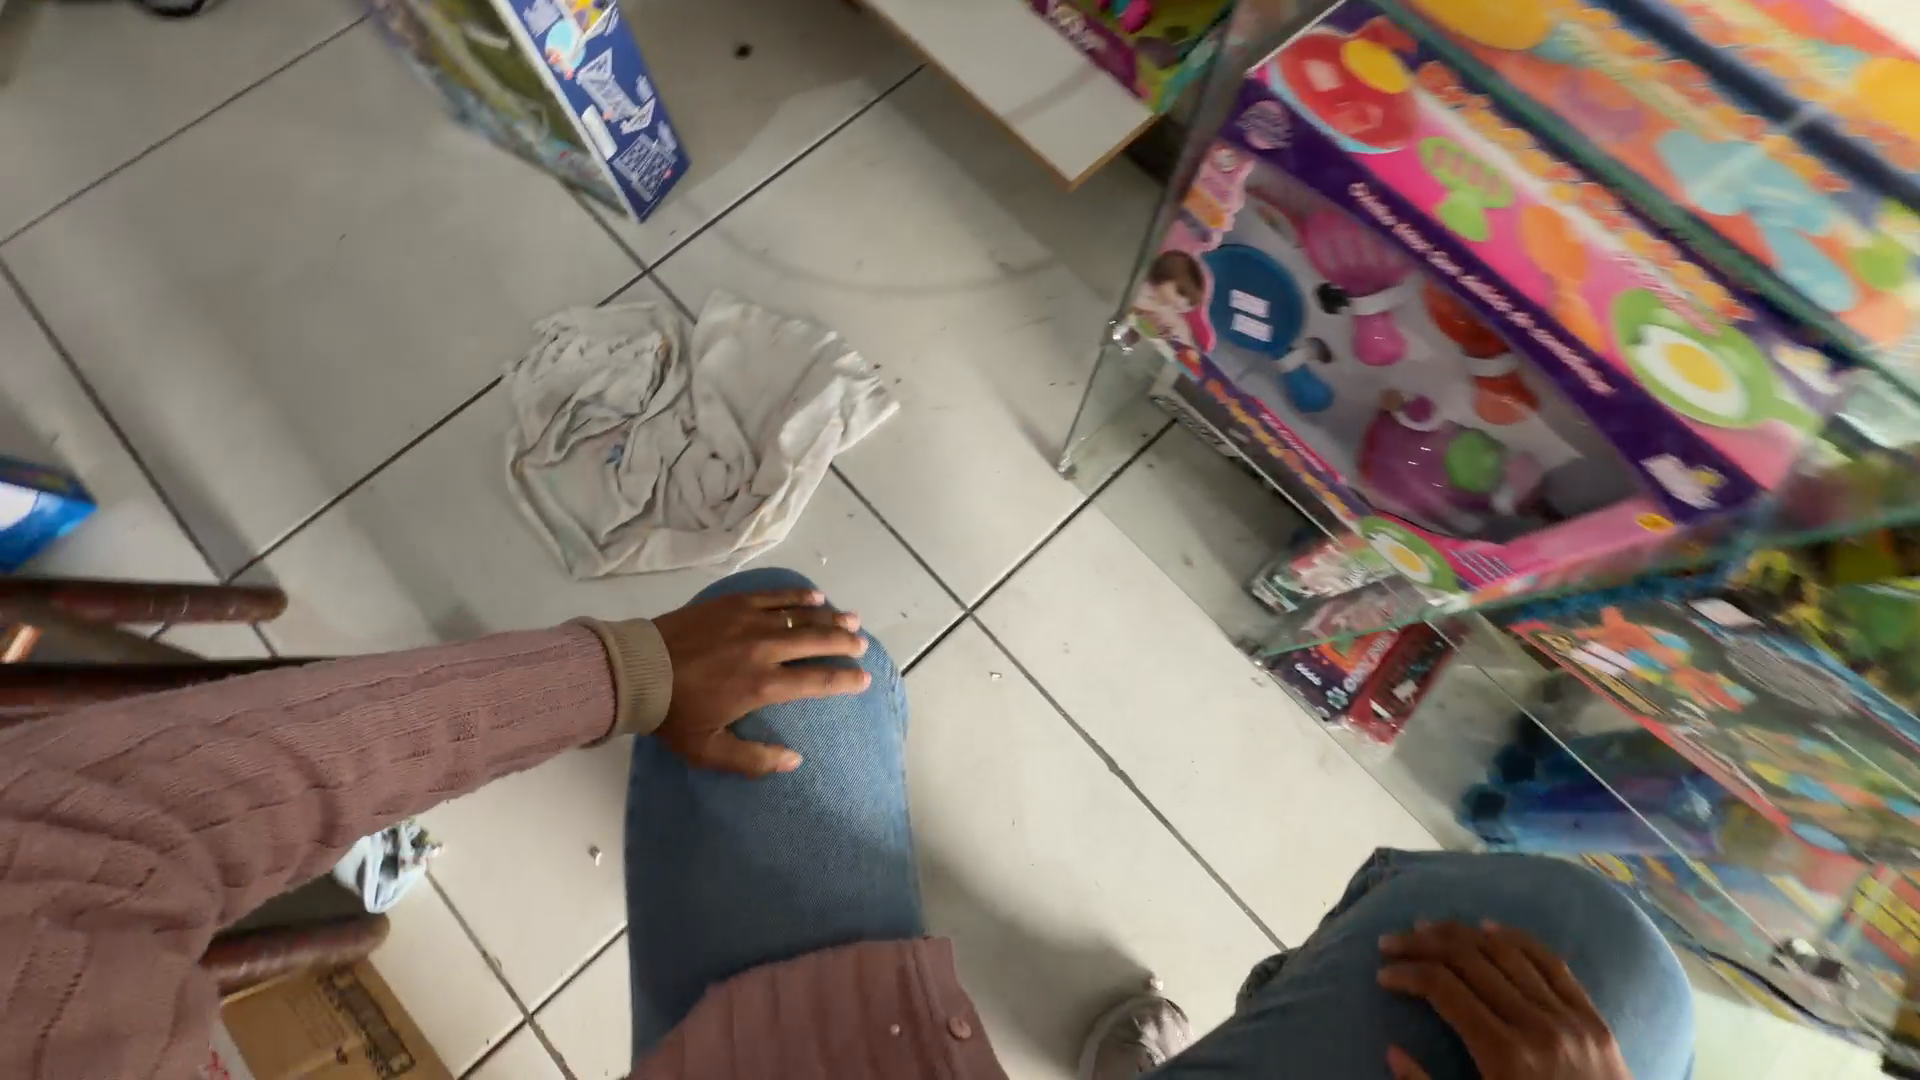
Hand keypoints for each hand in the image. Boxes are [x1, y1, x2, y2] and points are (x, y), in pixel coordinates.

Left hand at [651, 588, 869, 776]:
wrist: (635, 670)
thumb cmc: (673, 713)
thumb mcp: (708, 750)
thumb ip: (753, 759)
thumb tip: (794, 760)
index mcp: (763, 685)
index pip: (817, 681)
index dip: (845, 680)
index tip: (863, 679)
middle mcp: (765, 649)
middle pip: (817, 641)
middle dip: (845, 643)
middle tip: (862, 645)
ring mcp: (750, 621)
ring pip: (802, 616)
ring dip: (830, 618)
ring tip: (852, 619)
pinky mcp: (734, 603)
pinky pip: (775, 596)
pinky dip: (799, 596)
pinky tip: (816, 597)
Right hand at [1378, 921, 1630, 1079]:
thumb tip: (1391, 1051)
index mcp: (1505, 1055)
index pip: (1441, 986)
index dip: (1404, 973)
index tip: (1382, 975)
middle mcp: (1537, 1027)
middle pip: (1467, 959)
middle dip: (1420, 944)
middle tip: (1391, 943)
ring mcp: (1571, 1021)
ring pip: (1504, 952)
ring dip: (1459, 933)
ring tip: (1427, 930)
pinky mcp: (1596, 1023)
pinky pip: (1552, 964)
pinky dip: (1516, 939)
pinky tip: (1489, 929)